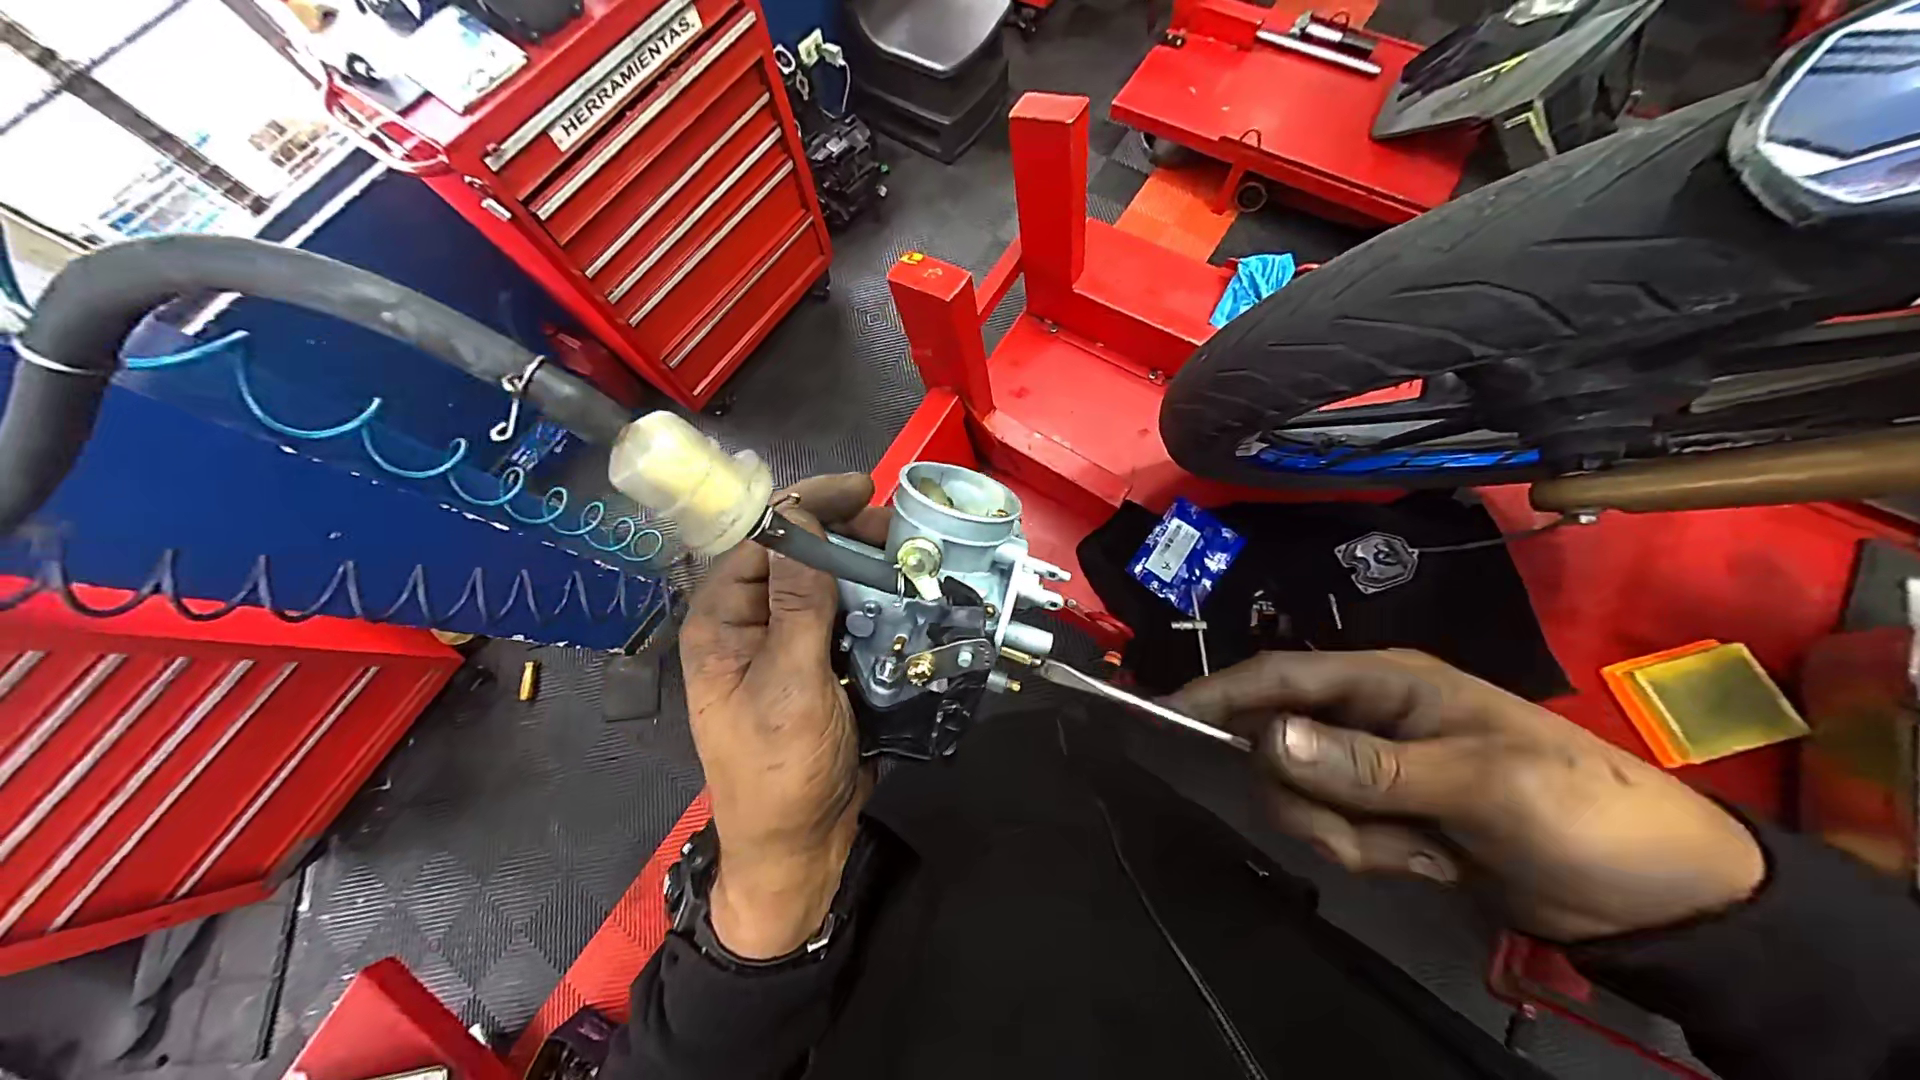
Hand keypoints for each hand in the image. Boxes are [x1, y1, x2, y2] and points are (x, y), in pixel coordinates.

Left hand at [680, 473, 889, 957]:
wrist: (803, 842)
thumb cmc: (780, 770)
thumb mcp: (788, 685)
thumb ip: (797, 601)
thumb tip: (797, 517)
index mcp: (723, 621)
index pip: (761, 541)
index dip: (807, 507)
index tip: (860, 491)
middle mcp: (752, 622)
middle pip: (796, 555)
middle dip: (843, 533)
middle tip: (895, 527)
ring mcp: (789, 642)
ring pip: (826, 583)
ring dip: (864, 565)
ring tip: (906, 555)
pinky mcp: (821, 661)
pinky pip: (846, 615)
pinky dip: (873, 599)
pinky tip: (903, 592)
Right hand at [1168, 650, 1765, 941]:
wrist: (1658, 895)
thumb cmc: (1578, 811)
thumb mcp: (1479, 784)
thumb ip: (1367, 764)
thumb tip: (1265, 739)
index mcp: (1383, 682)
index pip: (1278, 676)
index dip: (1219, 692)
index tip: (1164, 713)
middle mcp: (1363, 717)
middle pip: (1276, 745)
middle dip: (1310, 798)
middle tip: (1364, 833)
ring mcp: (1368, 767)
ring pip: (1298, 795)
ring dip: (1347, 835)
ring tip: (1421, 853)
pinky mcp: (1378, 811)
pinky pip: (1331, 830)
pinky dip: (1370, 855)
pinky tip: (1431, 862)